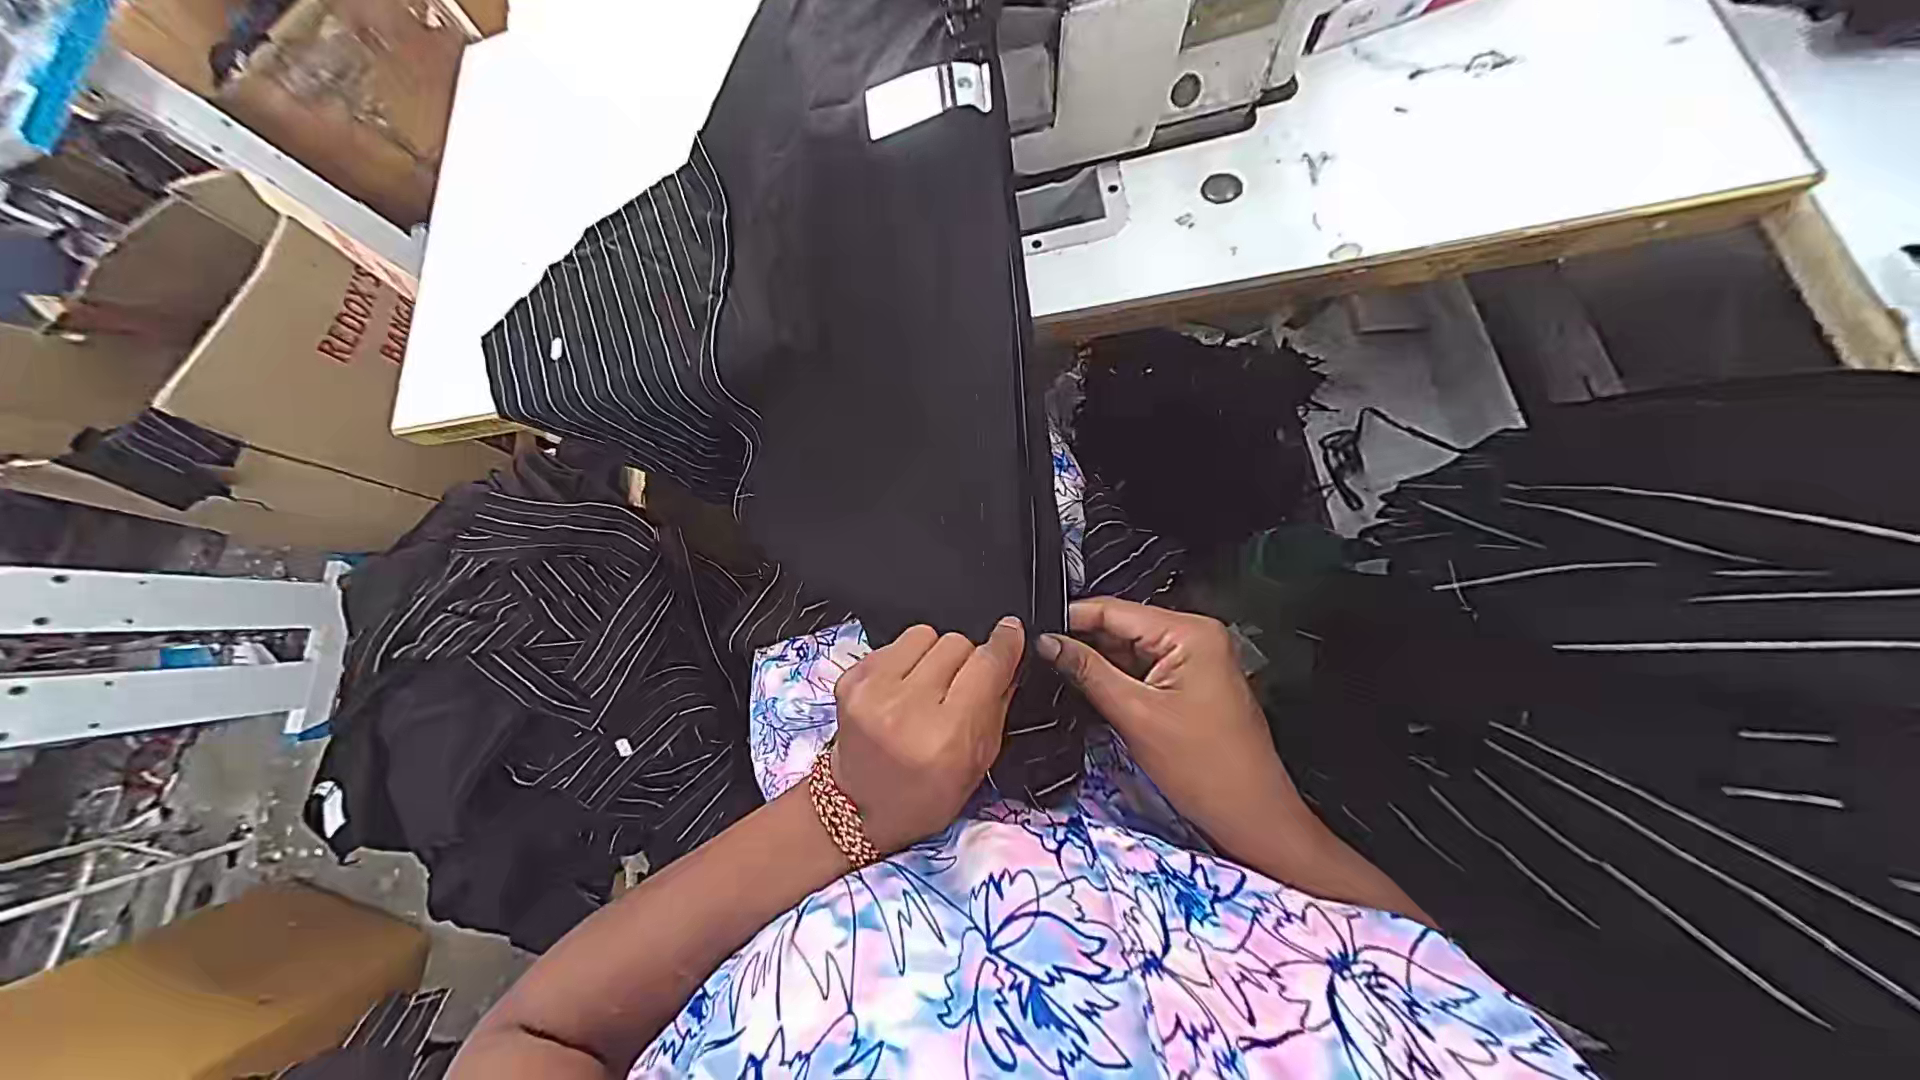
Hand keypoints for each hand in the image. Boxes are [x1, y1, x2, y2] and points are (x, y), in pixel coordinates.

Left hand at [831, 616, 1024, 852]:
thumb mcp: (978, 762)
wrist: (857, 807)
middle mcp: (905, 709)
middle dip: (967, 660)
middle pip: (957, 642)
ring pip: (925, 634)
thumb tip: (1009, 652)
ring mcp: (871, 691)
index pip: (986, 664)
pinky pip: (894, 644)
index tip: (1011, 632)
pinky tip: (902, 689)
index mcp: (945, 737)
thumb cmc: (925, 795)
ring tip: (928, 685)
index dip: (1005, 644)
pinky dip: (905, 660)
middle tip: (959, 687)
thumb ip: (998, 703)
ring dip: (934, 654)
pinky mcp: (850, 679)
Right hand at [1037, 598, 1295, 854]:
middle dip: (1082, 642)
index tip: (1035, 632)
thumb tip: (1048, 642)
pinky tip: (1091, 688)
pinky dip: (1116, 677)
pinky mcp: (1189, 679)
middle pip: (1121, 626)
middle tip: (1041, 657)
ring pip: (1128, 647)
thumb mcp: (1135, 714)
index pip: (1115, 610)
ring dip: (1097, 662)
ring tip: (1061, 674)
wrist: (1252, 816)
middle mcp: (1195, 635)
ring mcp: (1194, 657)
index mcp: (1190, 632)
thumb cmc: (1206, 769)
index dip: (1070, 618)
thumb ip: (1087, 671)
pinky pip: (1142, 666)